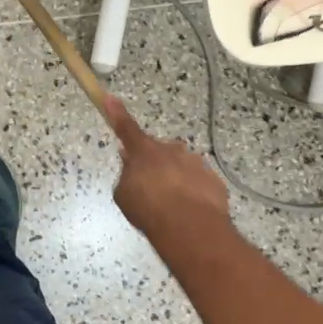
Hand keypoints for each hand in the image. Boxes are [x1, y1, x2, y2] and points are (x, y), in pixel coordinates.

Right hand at [103, 95, 230, 236]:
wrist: (190, 226)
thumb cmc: (149, 209)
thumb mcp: (123, 195)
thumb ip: (126, 177)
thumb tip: (131, 168)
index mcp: (144, 152)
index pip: (126, 128)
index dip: (116, 113)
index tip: (109, 97)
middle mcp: (171, 150)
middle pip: (158, 151)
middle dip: (153, 163)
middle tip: (149, 187)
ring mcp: (195, 162)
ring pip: (180, 165)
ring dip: (174, 178)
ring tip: (171, 204)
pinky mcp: (213, 178)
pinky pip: (198, 180)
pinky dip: (192, 191)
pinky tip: (189, 209)